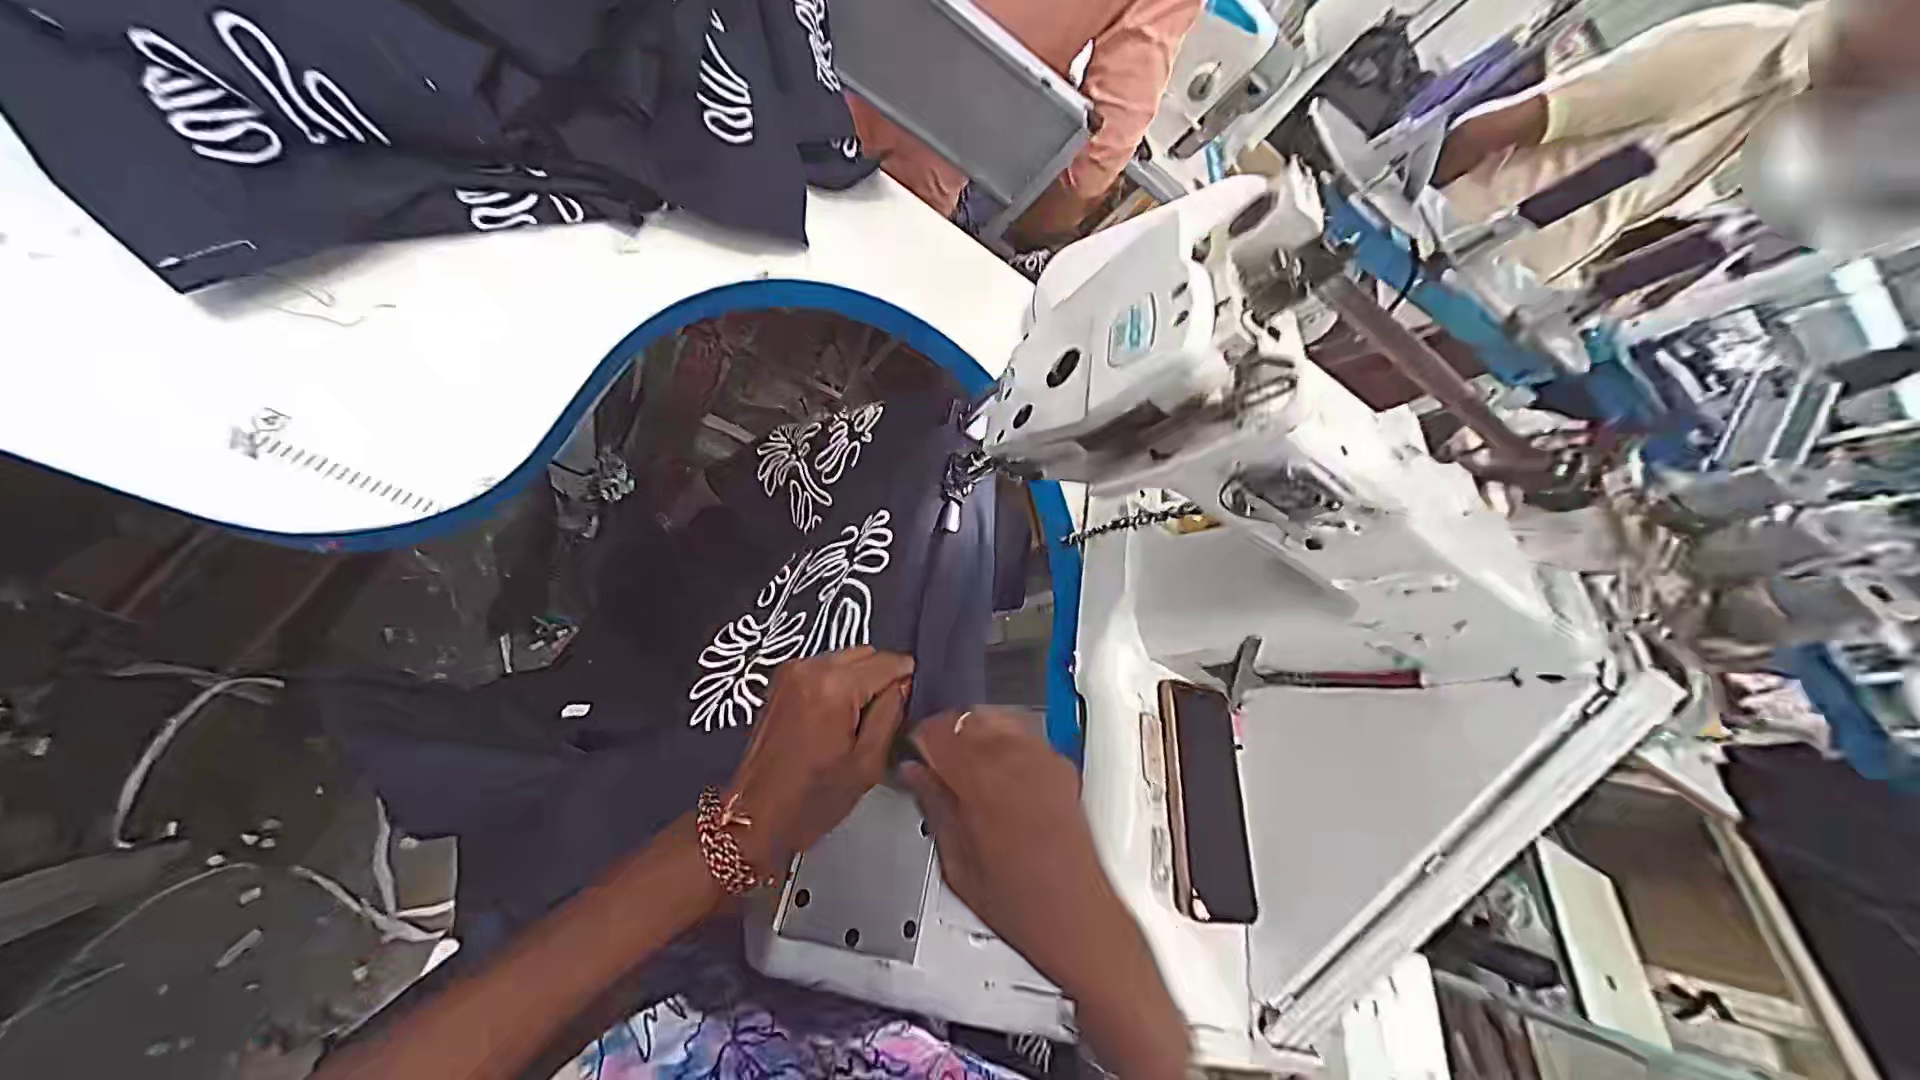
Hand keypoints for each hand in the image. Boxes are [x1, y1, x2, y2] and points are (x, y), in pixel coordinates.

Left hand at [724, 647, 912, 875]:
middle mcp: (811, 668)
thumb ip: (891, 714)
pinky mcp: (782, 680)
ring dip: (860, 679)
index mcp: (834, 687)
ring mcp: (792, 671)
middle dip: (882, 678)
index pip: (890, 662)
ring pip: (848, 657)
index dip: (906, 681)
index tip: (908, 703)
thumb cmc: (809, 800)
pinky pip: (826, 666)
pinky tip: (836, 717)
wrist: (755, 816)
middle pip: (868, 654)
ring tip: (857, 721)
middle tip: (883, 717)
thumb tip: (902, 686)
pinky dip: (839, 682)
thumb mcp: (868, 762)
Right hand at [900, 708, 1189, 1079]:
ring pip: (995, 717)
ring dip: (973, 731)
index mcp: (981, 780)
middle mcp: (1014, 760)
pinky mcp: (1060, 766)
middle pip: (967, 718)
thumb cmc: (1023, 903)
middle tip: (932, 757)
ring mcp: (1041, 759)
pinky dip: (1001, 737)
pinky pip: (1022, 731)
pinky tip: (994, 764)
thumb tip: (916, 775)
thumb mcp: (957, 862)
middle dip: (945, 733)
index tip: (913, 749)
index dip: (919, 737)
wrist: (1078, 917)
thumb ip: (934, 805)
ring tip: (963, 761)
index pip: (938, 730)